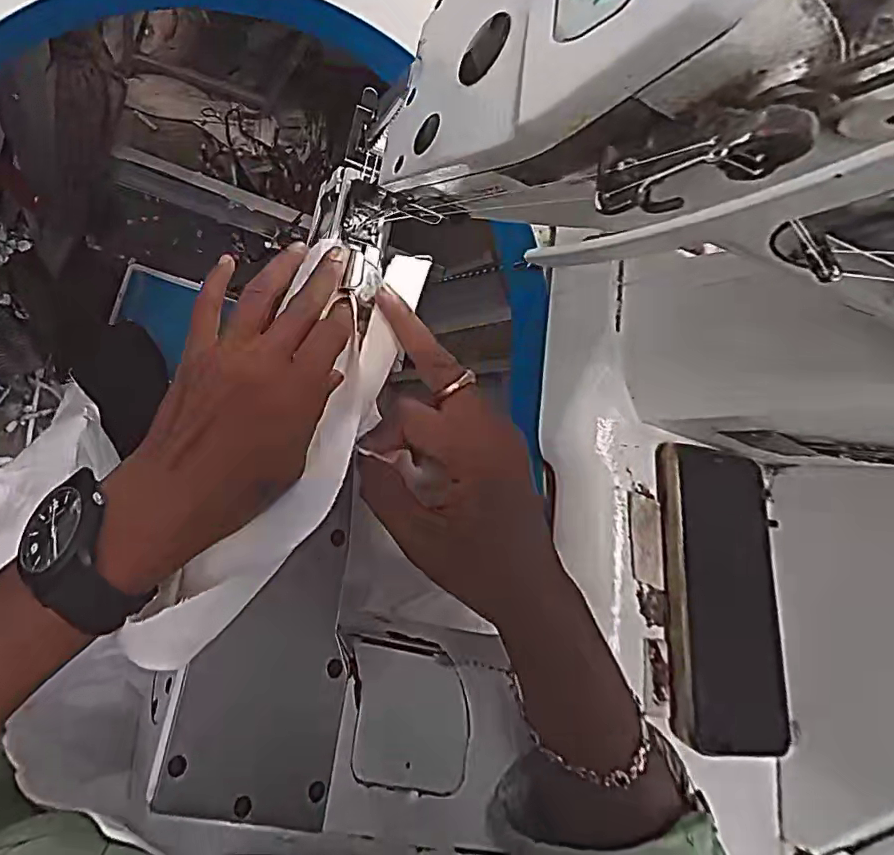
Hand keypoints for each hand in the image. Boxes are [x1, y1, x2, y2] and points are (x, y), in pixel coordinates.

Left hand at [97, 242, 353, 592]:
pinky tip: (225, 263)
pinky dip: (214, 281)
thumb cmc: (232, 487)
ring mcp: (228, 354)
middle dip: (326, 278)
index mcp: (296, 389)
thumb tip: (328, 383)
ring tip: (297, 252)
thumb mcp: (292, 456)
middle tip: (337, 260)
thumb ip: (313, 410)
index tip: (350, 306)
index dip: (345, 316)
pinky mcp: (197, 354)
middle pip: (303, 306)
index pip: (331, 336)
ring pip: (260, 296)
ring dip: (282, 269)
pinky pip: (206, 307)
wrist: (175, 492)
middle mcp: (264, 363)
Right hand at [357, 286, 571, 629]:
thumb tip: (365, 455)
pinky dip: (438, 402)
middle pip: (444, 372)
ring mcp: (499, 436)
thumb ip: (382, 486)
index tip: (367, 448)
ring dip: (425, 374)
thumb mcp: (417, 535)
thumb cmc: (486, 568)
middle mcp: (490, 432)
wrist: (528, 587)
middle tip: (389, 307)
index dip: (381, 430)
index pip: (411, 414)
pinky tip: (420, 421)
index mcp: (470, 450)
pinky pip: (466, 407)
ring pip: (456, 385)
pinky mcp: (500, 444)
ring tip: (399, 355)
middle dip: (412, 344)